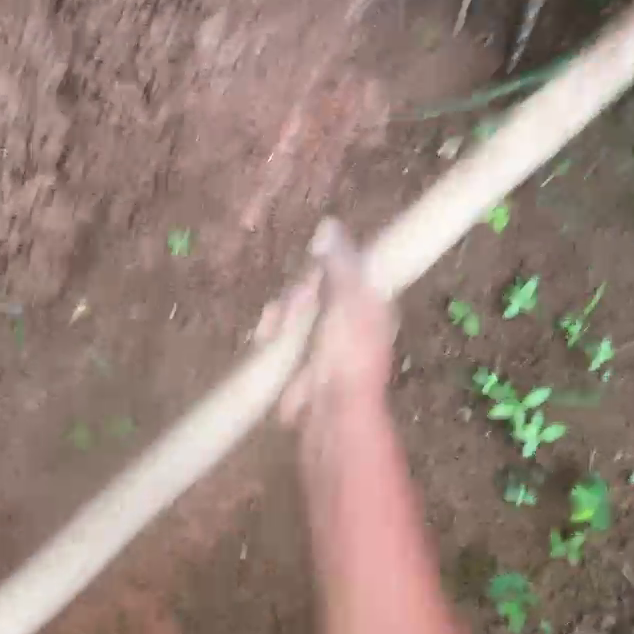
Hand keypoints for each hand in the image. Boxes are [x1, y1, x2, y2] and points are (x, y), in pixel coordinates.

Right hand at [256, 219, 396, 425]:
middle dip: (297, 297)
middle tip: (296, 310)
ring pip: (292, 313)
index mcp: (367, 303)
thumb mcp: (349, 300)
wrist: (331, 409)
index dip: (323, 268)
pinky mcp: (296, 360)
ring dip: (281, 316)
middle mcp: (344, 320)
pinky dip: (270, 335)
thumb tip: (328, 224)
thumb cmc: (349, 354)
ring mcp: (318, 341)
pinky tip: (266, 338)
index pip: (343, 270)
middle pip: (312, 290)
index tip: (312, 274)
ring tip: (276, 330)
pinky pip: (277, 336)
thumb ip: (339, 263)